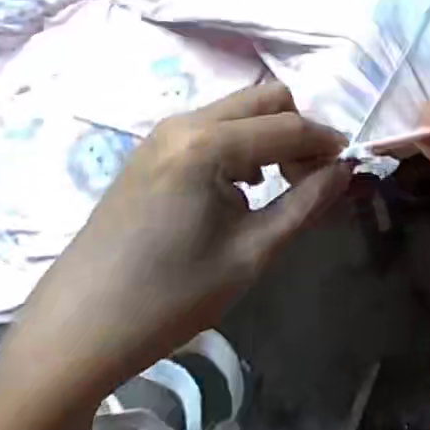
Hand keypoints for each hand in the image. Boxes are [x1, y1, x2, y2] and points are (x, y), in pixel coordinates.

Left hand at [0, 82, 348, 403]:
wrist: (78, 330)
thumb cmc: (170, 297)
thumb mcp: (251, 253)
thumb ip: (305, 203)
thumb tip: (346, 171)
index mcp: (208, 145)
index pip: (289, 126)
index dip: (327, 144)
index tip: (351, 167)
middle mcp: (184, 124)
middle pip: (265, 99)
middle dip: (299, 130)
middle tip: (312, 176)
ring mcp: (161, 135)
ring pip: (238, 110)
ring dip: (270, 135)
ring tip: (280, 185)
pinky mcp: (150, 152)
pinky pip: (211, 127)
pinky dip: (241, 144)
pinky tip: (240, 188)